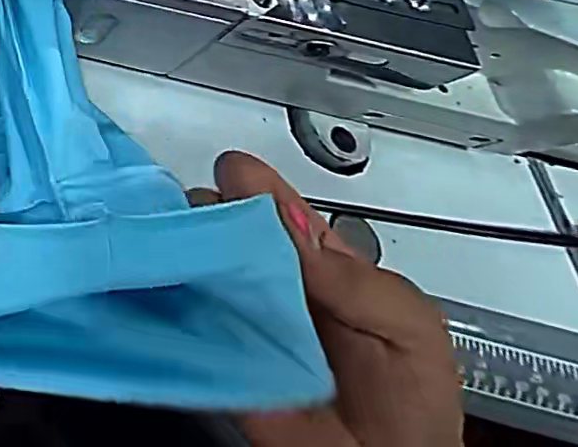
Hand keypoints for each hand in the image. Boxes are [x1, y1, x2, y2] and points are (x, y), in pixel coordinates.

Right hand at [192, 152, 461, 446]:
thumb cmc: (409, 402)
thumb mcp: (406, 324)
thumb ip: (354, 277)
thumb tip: (289, 224)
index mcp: (306, 252)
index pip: (266, 200)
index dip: (247, 181)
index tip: (233, 175)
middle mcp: (258, 271)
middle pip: (216, 218)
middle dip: (207, 211)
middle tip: (214, 226)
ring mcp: (229, 309)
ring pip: (188, 257)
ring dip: (181, 248)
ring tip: (188, 255)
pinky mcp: (206, 352)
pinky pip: (176, 315)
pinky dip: (167, 298)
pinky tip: (170, 289)